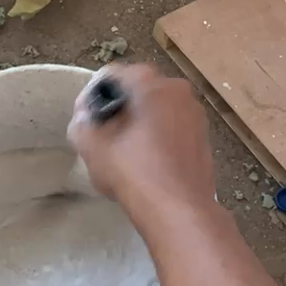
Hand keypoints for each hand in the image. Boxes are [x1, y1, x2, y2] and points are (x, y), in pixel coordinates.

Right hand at [67, 63, 216, 225]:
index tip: (87, 120)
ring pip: (157, 107)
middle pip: (136, 89)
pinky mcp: (204, 135)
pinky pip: (173, 124)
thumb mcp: (91, 145)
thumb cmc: (133, 171)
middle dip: (119, 106)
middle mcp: (177, 89)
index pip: (111, 75)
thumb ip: (81, 121)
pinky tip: (148, 159)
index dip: (93, 95)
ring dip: (140, 120)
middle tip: (104, 133)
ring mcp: (195, 112)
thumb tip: (86, 115)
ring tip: (126, 149)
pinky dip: (159, 134)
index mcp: (149, 82)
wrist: (179, 210)